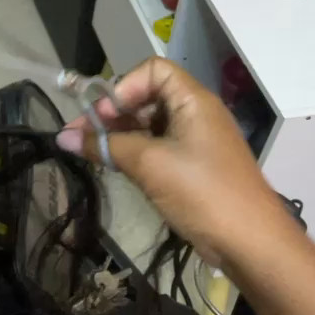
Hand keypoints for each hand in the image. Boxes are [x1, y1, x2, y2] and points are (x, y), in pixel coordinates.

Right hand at [56, 57, 294, 265]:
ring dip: (119, 134)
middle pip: (147, 96)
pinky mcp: (193, 165)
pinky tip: (113, 165)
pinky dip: (133, 151)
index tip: (106, 116)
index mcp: (193, 101)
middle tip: (82, 136)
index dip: (124, 87)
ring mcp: (196, 140)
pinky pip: (157, 146)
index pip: (152, 71)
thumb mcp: (148, 164)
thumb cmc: (202, 192)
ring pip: (149, 124)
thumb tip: (62, 137)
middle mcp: (195, 113)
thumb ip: (104, 146)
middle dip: (112, 113)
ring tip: (91, 152)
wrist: (252, 244)